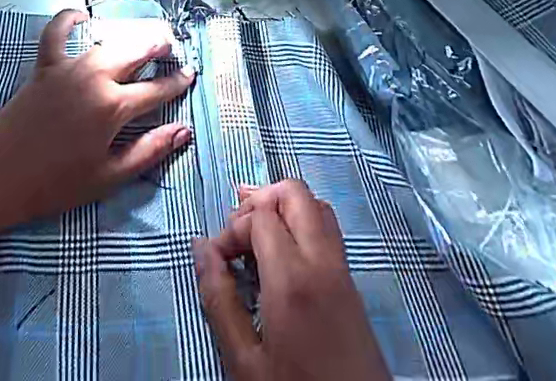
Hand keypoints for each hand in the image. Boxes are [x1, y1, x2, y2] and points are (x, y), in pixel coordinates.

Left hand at [0, 8, 195, 228]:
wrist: (0, 176)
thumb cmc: (56, 184)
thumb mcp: (109, 176)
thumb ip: (149, 151)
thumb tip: (183, 132)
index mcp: (113, 107)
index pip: (155, 91)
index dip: (176, 83)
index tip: (190, 75)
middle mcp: (93, 79)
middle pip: (133, 56)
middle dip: (156, 49)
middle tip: (171, 46)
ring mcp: (66, 69)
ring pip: (103, 45)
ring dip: (125, 39)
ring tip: (141, 38)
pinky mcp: (42, 67)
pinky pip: (55, 34)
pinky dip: (67, 19)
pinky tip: (81, 14)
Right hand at [193, 180, 388, 380]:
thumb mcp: (244, 361)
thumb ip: (219, 298)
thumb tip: (201, 247)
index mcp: (293, 278)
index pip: (259, 216)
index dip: (230, 228)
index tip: (217, 260)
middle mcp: (323, 263)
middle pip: (295, 194)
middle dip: (260, 200)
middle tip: (237, 231)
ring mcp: (344, 273)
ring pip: (317, 206)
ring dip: (283, 208)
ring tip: (256, 236)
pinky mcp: (353, 288)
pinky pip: (328, 231)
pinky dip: (302, 224)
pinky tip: (281, 256)